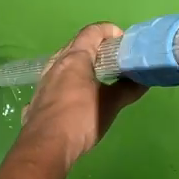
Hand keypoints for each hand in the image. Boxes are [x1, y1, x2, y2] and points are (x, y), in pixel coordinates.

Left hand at [16, 23, 146, 170]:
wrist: (46, 147)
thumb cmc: (81, 120)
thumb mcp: (110, 105)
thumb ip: (127, 90)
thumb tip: (143, 81)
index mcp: (74, 59)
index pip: (91, 32)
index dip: (108, 31)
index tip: (121, 40)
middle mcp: (55, 66)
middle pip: (74, 46)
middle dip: (93, 48)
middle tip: (110, 59)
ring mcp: (42, 83)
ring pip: (60, 65)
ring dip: (77, 67)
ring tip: (92, 78)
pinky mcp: (35, 102)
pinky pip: (52, 85)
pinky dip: (64, 85)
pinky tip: (70, 98)